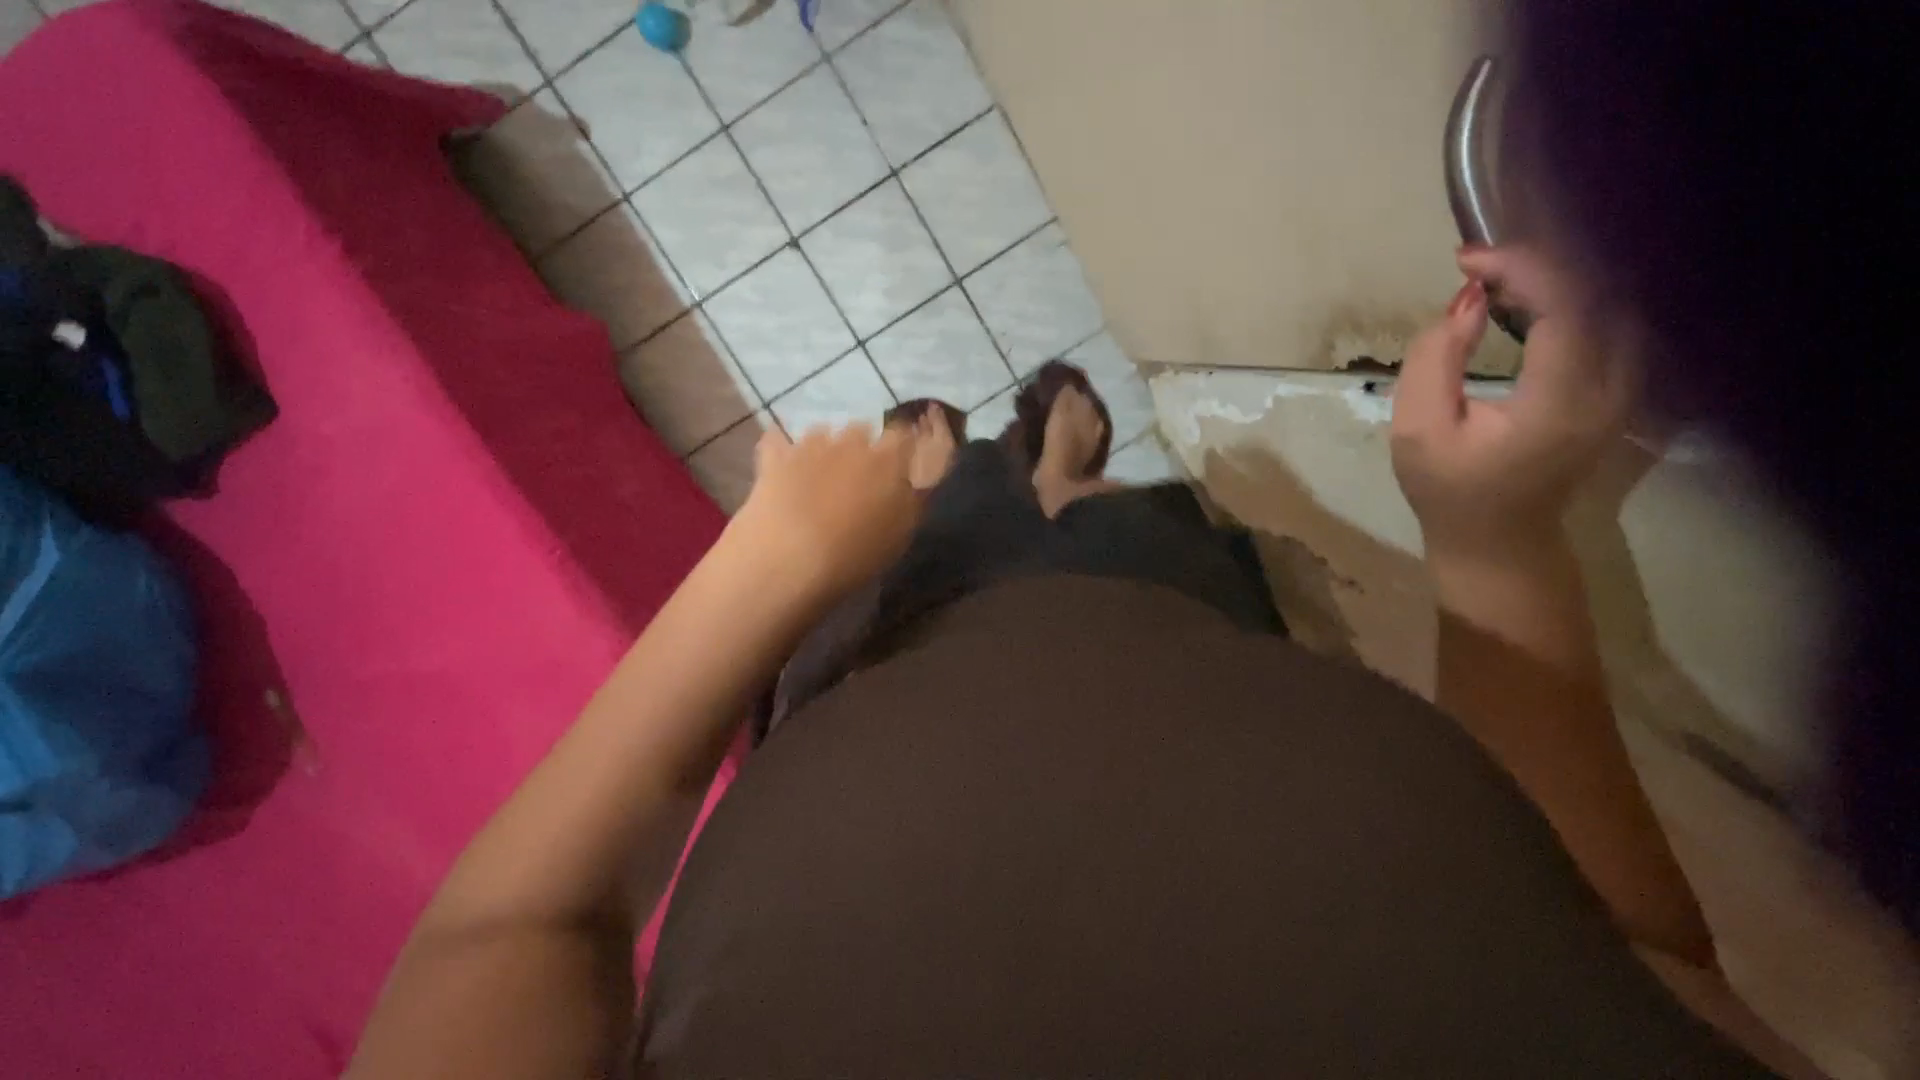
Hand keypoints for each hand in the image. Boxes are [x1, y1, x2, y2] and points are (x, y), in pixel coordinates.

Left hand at [726, 422, 920, 602]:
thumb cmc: (855, 555)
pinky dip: (781, 450)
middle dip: (860, 448)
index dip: (900, 449)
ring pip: (822, 434)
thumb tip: (911, 483)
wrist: (790, 559)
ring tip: (816, 478)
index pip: (903, 435)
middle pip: (861, 431)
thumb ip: (910, 501)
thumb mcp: (900, 536)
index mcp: (890, 459)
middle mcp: (853, 440)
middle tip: (855, 479)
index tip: (897, 467)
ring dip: (823, 450)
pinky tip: (780, 468)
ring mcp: (811, 444)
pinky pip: (778, 440)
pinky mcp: (775, 454)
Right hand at [1390, 245, 1634, 566]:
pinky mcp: (1622, 388)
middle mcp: (1612, 389)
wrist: (1498, 541)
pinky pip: (1611, 320)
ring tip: (1499, 283)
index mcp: (1560, 402)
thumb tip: (1469, 299)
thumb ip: (1435, 359)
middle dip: (1538, 265)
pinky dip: (1572, 299)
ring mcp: (1627, 389)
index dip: (1520, 268)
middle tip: (1478, 269)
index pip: (1565, 305)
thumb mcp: (1416, 430)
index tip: (1465, 262)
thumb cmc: (1448, 491)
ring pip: (1612, 301)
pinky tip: (1528, 303)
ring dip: (1558, 279)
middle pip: (1600, 291)